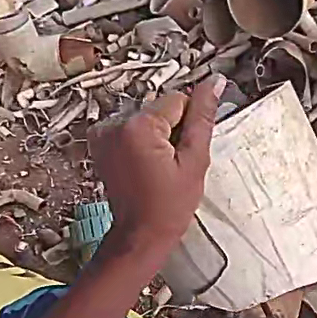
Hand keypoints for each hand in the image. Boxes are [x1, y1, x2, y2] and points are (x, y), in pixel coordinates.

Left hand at [87, 76, 223, 260]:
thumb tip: (215, 83)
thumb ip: (203, 116)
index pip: (178, 99)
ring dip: (157, 138)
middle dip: (172, 130)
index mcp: (138, 126)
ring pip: (147, 118)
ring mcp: (104, 134)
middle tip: (171, 165)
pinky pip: (131, 129)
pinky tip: (146, 166)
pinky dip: (142, 143)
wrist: (140, 234)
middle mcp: (115, 124)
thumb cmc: (167, 207)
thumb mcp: (195, 160)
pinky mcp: (101, 143)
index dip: (189, 126)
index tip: (183, 152)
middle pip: (160, 108)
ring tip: (158, 168)